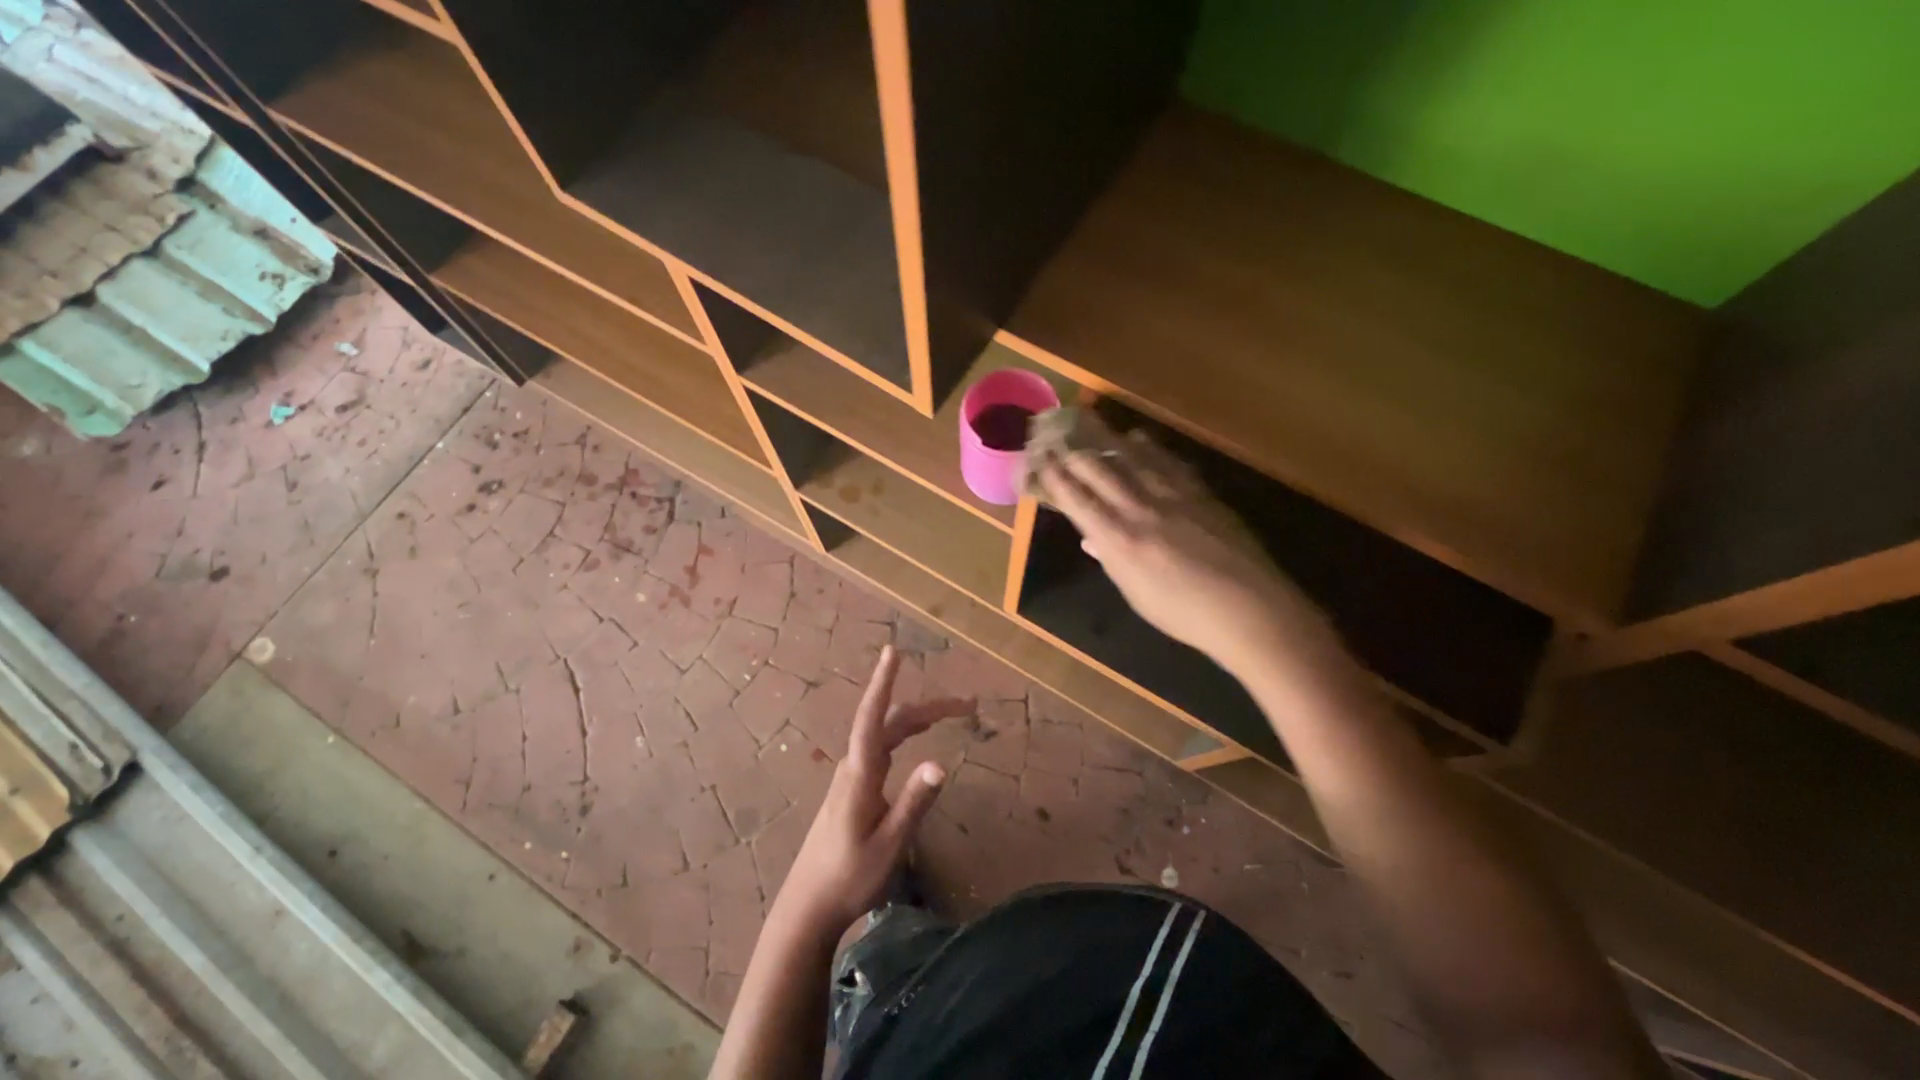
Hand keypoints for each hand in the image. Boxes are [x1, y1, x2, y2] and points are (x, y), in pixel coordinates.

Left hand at [772, 646, 972, 932]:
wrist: (809, 906)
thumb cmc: (850, 879)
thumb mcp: (889, 845)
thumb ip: (914, 803)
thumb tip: (940, 762)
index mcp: (859, 777)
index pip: (872, 720)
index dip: (883, 684)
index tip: (893, 651)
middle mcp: (852, 769)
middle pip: (890, 723)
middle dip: (929, 707)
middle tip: (970, 706)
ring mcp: (850, 778)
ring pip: (886, 734)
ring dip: (919, 719)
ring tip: (956, 714)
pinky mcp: (853, 790)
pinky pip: (881, 747)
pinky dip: (906, 734)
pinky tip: (920, 739)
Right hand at [1038, 420, 1336, 679]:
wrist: (1247, 607)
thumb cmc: (1184, 614)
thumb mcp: (1137, 595)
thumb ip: (1112, 561)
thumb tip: (1091, 540)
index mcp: (1118, 540)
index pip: (1077, 500)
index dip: (1056, 478)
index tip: (1041, 460)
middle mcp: (1139, 510)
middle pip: (1100, 470)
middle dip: (1075, 450)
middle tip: (1058, 432)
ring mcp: (1172, 497)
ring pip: (1133, 458)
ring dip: (1109, 438)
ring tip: (1091, 421)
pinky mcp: (1200, 494)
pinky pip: (1168, 463)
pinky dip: (1149, 448)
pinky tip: (1140, 439)